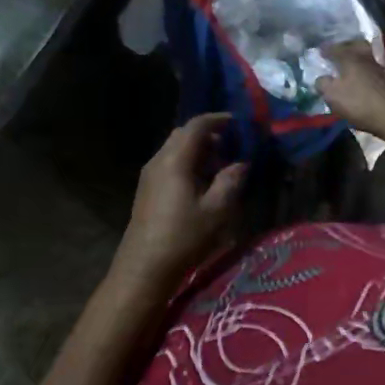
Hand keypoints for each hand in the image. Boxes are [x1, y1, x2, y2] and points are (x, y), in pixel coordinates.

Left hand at [113, 114, 244, 283]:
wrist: (144, 265)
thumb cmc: (183, 236)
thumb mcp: (216, 211)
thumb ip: (230, 181)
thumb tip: (240, 163)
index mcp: (175, 159)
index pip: (195, 126)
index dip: (217, 119)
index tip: (236, 121)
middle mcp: (158, 160)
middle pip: (183, 135)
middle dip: (207, 134)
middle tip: (230, 146)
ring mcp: (149, 174)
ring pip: (174, 149)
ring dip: (196, 150)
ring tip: (219, 166)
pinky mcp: (146, 188)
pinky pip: (168, 163)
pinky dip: (186, 162)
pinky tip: (200, 183)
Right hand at [315, 40, 384, 134]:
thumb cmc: (358, 102)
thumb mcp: (331, 95)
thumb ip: (322, 83)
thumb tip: (322, 79)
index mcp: (350, 57)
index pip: (334, 48)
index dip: (325, 50)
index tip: (319, 52)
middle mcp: (365, 57)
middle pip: (356, 45)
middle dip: (346, 46)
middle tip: (338, 52)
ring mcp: (378, 68)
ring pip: (366, 56)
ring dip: (357, 57)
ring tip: (348, 64)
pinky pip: (372, 68)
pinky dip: (365, 69)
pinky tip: (360, 77)